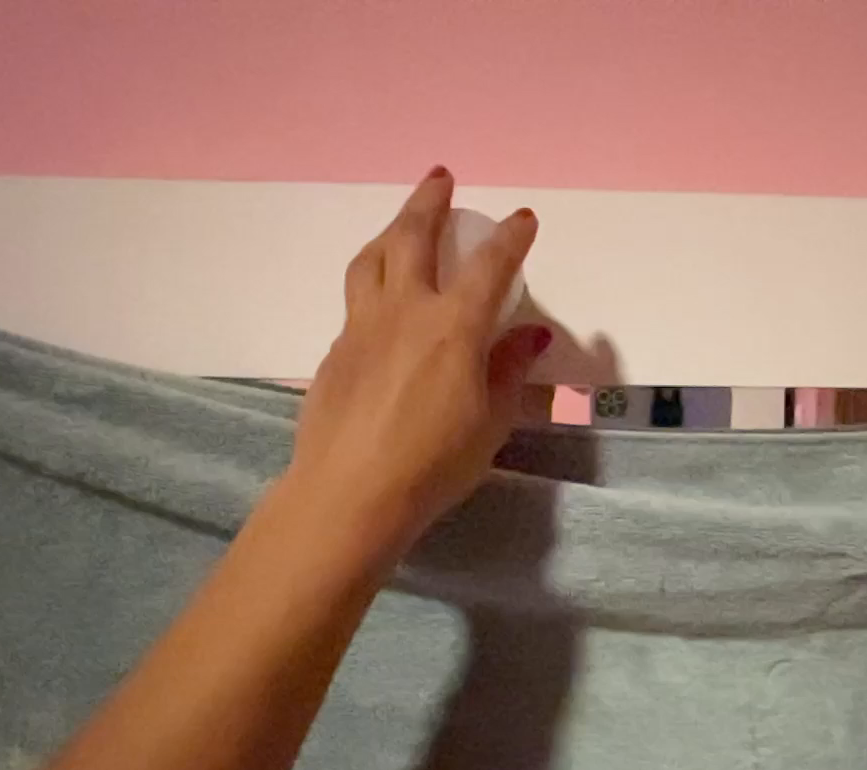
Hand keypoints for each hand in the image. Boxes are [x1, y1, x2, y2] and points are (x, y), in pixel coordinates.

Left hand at [287, 166, 548, 558]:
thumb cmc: (435, 464)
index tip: (523, 219)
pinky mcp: (335, 350)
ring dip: (391, 230)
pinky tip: (383, 301)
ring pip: (372, 258)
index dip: (510, 239)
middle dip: (430, 202)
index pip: (489, 267)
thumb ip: (510, 371)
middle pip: (412, 237)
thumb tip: (531, 333)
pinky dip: (374, 280)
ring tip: (403, 225)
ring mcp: (361, 327)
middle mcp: (404, 311)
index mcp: (452, 328)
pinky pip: (356, 298)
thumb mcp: (491, 423)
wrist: (352, 493)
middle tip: (441, 179)